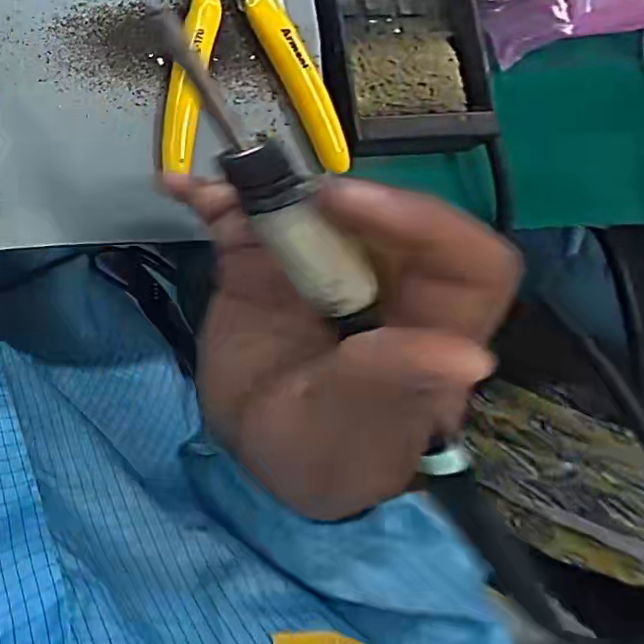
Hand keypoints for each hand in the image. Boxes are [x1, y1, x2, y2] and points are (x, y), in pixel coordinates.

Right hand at [162, 174, 518, 519]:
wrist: (249, 455)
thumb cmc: (323, 457)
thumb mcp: (354, 434)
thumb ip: (391, 388)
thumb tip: (465, 354)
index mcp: (426, 326)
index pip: (462, 260)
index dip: (419, 221)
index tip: (344, 205)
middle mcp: (374, 284)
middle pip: (371, 217)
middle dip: (324, 194)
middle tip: (268, 188)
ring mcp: (309, 269)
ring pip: (299, 205)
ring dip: (256, 185)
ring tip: (213, 190)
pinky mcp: (254, 265)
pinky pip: (236, 220)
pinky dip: (209, 197)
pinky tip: (177, 188)